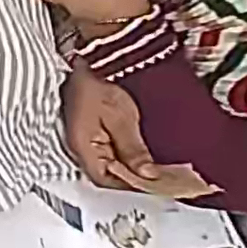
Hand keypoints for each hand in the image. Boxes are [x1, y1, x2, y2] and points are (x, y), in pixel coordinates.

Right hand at [63, 65, 159, 190]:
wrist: (93, 61)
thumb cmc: (99, 83)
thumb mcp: (121, 117)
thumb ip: (132, 148)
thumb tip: (146, 174)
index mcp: (82, 146)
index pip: (105, 180)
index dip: (132, 186)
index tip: (160, 186)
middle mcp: (81, 146)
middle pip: (108, 175)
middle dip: (136, 180)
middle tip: (166, 181)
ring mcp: (86, 139)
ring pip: (111, 166)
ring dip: (134, 170)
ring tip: (161, 172)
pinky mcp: (94, 131)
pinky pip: (111, 153)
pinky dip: (130, 159)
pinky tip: (146, 158)